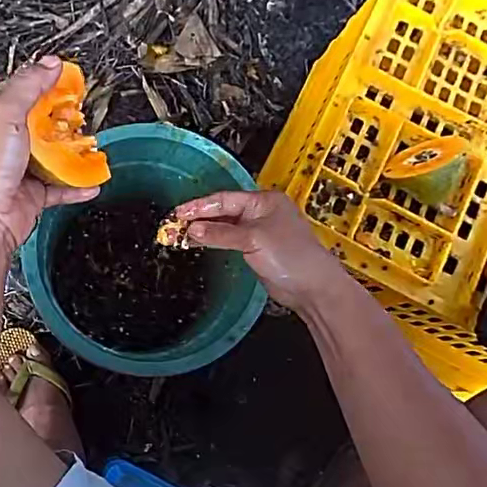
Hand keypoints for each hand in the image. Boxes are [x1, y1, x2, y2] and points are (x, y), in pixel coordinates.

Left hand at [0, 56, 99, 248]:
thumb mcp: (5, 112)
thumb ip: (29, 85)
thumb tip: (50, 63)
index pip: (21, 92)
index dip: (44, 85)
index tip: (69, 81)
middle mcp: (5, 143)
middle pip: (41, 125)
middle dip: (64, 121)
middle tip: (83, 115)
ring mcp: (19, 170)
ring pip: (53, 157)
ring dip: (75, 154)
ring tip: (93, 147)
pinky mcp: (32, 195)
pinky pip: (60, 188)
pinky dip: (78, 185)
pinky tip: (92, 181)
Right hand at [173, 189, 350, 309]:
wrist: (313, 287)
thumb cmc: (294, 257)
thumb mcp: (253, 240)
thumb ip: (221, 234)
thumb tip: (194, 229)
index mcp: (264, 201)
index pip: (224, 199)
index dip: (200, 206)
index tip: (178, 213)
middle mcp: (261, 213)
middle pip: (223, 211)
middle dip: (199, 217)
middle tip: (174, 224)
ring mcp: (259, 231)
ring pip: (224, 226)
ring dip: (204, 230)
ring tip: (180, 235)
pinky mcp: (256, 249)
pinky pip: (228, 240)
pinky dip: (213, 241)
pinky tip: (198, 243)